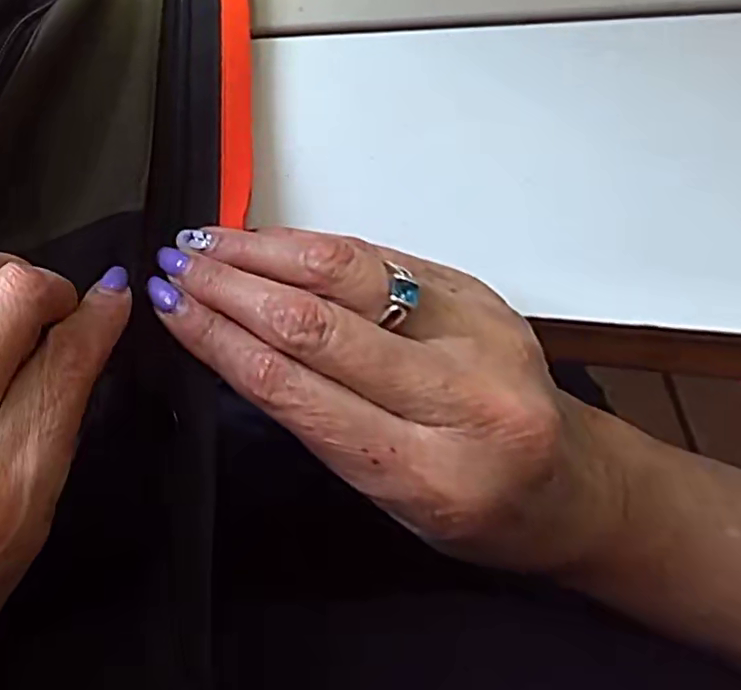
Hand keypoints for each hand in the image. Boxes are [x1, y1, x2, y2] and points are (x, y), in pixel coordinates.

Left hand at [0, 249, 130, 689]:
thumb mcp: (33, 520)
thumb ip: (64, 418)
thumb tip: (93, 335)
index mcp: (4, 476)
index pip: (69, 355)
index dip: (103, 312)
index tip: (112, 298)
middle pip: (17, 293)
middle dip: (55, 287)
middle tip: (60, 313)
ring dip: (5, 281)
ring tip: (10, 313)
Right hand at [148, 227, 625, 573]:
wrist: (572, 483)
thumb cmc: (466, 501)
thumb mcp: (380, 488)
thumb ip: (308, 409)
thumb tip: (226, 333)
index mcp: (427, 472)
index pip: (291, 387)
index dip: (217, 337)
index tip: (168, 304)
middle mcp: (460, 397)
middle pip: (314, 321)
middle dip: (229, 285)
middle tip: (175, 262)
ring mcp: (476, 330)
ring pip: (345, 271)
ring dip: (261, 249)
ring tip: (206, 240)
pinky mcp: (476, 288)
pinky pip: (374, 254)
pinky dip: (306, 243)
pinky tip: (262, 238)